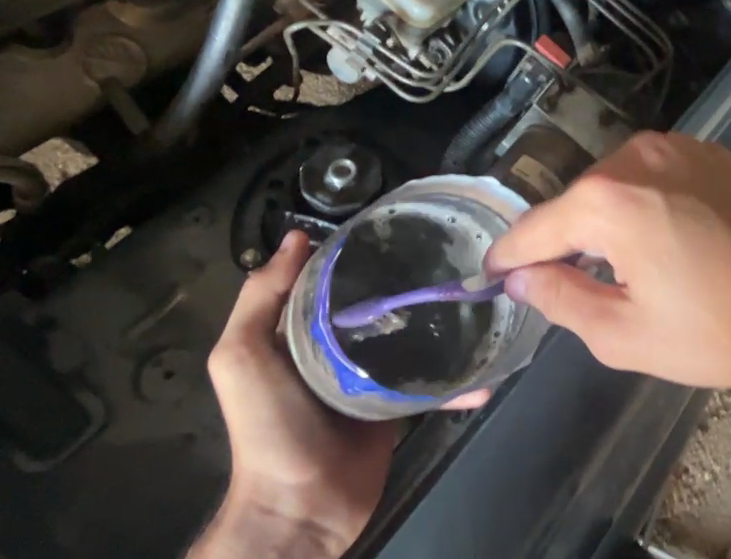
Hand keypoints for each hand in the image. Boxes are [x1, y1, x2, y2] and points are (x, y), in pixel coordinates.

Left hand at [193, 231, 484, 558]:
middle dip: (411, 281)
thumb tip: (296, 239)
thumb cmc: (269, 427)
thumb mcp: (242, 358)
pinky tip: (488, 373)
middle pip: (379, 304)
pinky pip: (434, 388)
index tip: (398, 223)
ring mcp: (373, 379)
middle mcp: (338, 349)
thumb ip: (260, 300)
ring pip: (414, 340)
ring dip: (445, 325)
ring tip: (480, 299)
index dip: (358, 252)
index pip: (332, 280)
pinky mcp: (400, 408)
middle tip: (452, 256)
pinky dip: (460, 384)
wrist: (299, 506)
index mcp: (301, 333)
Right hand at [483, 132, 730, 418]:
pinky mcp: (712, 154)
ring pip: (615, 185)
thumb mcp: (624, 333)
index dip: (509, 256)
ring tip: (615, 272)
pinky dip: (641, 205)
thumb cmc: (718, 331)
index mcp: (609, 197)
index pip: (536, 226)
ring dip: (604, 222)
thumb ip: (560, 298)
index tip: (490, 276)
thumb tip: (522, 277)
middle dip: (563, 241)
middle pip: (577, 201)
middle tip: (561, 287)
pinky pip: (653, 177)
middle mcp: (638, 155)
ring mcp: (680, 147)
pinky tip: (660, 244)